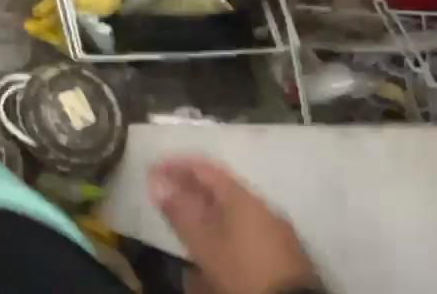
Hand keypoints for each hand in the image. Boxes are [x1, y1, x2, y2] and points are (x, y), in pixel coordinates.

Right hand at [149, 157, 320, 293]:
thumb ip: (178, 211)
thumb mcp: (203, 244)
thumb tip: (157, 184)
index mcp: (243, 199)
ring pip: (233, 209)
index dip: (176, 165)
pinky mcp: (283, 253)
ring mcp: (276, 230)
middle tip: (164, 194)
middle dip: (189, 189)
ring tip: (184, 220)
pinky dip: (223, 226)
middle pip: (219, 188)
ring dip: (205, 209)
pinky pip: (245, 227)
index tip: (153, 170)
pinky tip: (212, 241)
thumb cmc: (242, 271)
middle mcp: (262, 207)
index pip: (205, 168)